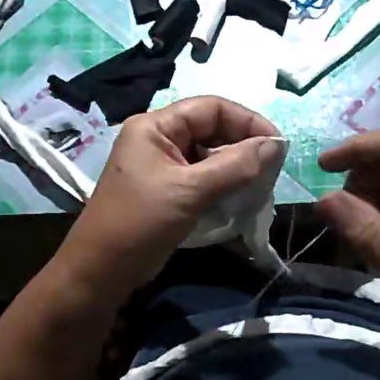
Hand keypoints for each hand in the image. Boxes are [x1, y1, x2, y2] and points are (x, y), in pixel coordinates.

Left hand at [55, 96, 281, 299]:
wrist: (102, 271)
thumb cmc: (141, 223)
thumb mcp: (190, 191)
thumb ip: (235, 166)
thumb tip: (276, 145)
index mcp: (156, 126)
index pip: (212, 108)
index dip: (248, 121)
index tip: (278, 145)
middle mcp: (159, 139)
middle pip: (212, 129)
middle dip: (244, 145)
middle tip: (272, 168)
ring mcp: (162, 165)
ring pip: (210, 154)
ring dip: (237, 167)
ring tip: (261, 184)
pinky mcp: (168, 189)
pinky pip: (203, 176)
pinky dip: (224, 184)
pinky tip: (241, 197)